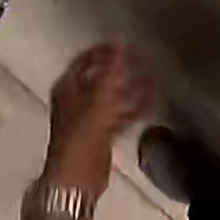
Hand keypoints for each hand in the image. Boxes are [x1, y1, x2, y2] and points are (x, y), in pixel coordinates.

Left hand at [43, 41, 149, 196]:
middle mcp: (76, 99)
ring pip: (113, 94)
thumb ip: (110, 69)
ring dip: (130, 85)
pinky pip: (121, 112)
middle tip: (141, 56)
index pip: (85, 59)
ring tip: (150, 74)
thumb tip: (120, 40)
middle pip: (100, 75)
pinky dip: (135, 105)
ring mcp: (89, 117)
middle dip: (120, 66)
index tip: (124, 41)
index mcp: (68, 88)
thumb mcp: (98, 98)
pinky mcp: (102, 133)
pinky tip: (152, 97)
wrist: (77, 179)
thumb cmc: (81, 135)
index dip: (103, 49)